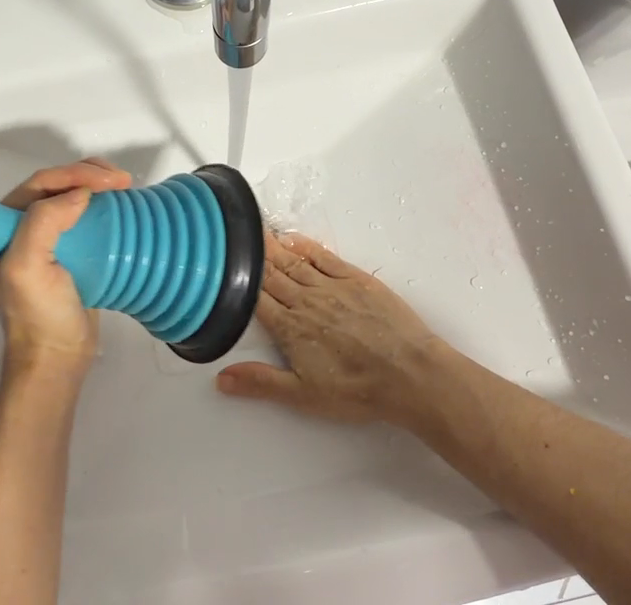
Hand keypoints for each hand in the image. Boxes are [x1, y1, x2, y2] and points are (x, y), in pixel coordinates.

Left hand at [0, 159, 133, 377]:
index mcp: (1, 228)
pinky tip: (122, 205)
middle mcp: (20, 229)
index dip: (72, 173)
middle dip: (90, 174)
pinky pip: (87, 217)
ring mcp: (48, 240)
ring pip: (73, 196)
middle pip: (57, 184)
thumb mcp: (27, 268)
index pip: (38, 184)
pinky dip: (105, 206)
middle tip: (123, 181)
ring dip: (99, 186)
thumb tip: (79, 194)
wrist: (57, 360)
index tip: (107, 180)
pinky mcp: (71, 252)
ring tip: (126, 187)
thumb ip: (42, 223)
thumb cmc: (38, 316)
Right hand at [216, 231, 440, 424]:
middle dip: (252, 259)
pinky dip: (306, 246)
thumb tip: (221, 378)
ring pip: (295, 263)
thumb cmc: (357, 389)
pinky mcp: (356, 279)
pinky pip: (324, 257)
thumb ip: (261, 382)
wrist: (409, 375)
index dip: (238, 281)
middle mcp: (306, 301)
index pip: (256, 299)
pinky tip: (294, 239)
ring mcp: (332, 286)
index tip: (223, 264)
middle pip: (272, 275)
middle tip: (234, 239)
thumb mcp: (304, 396)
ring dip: (274, 248)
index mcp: (289, 328)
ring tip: (257, 234)